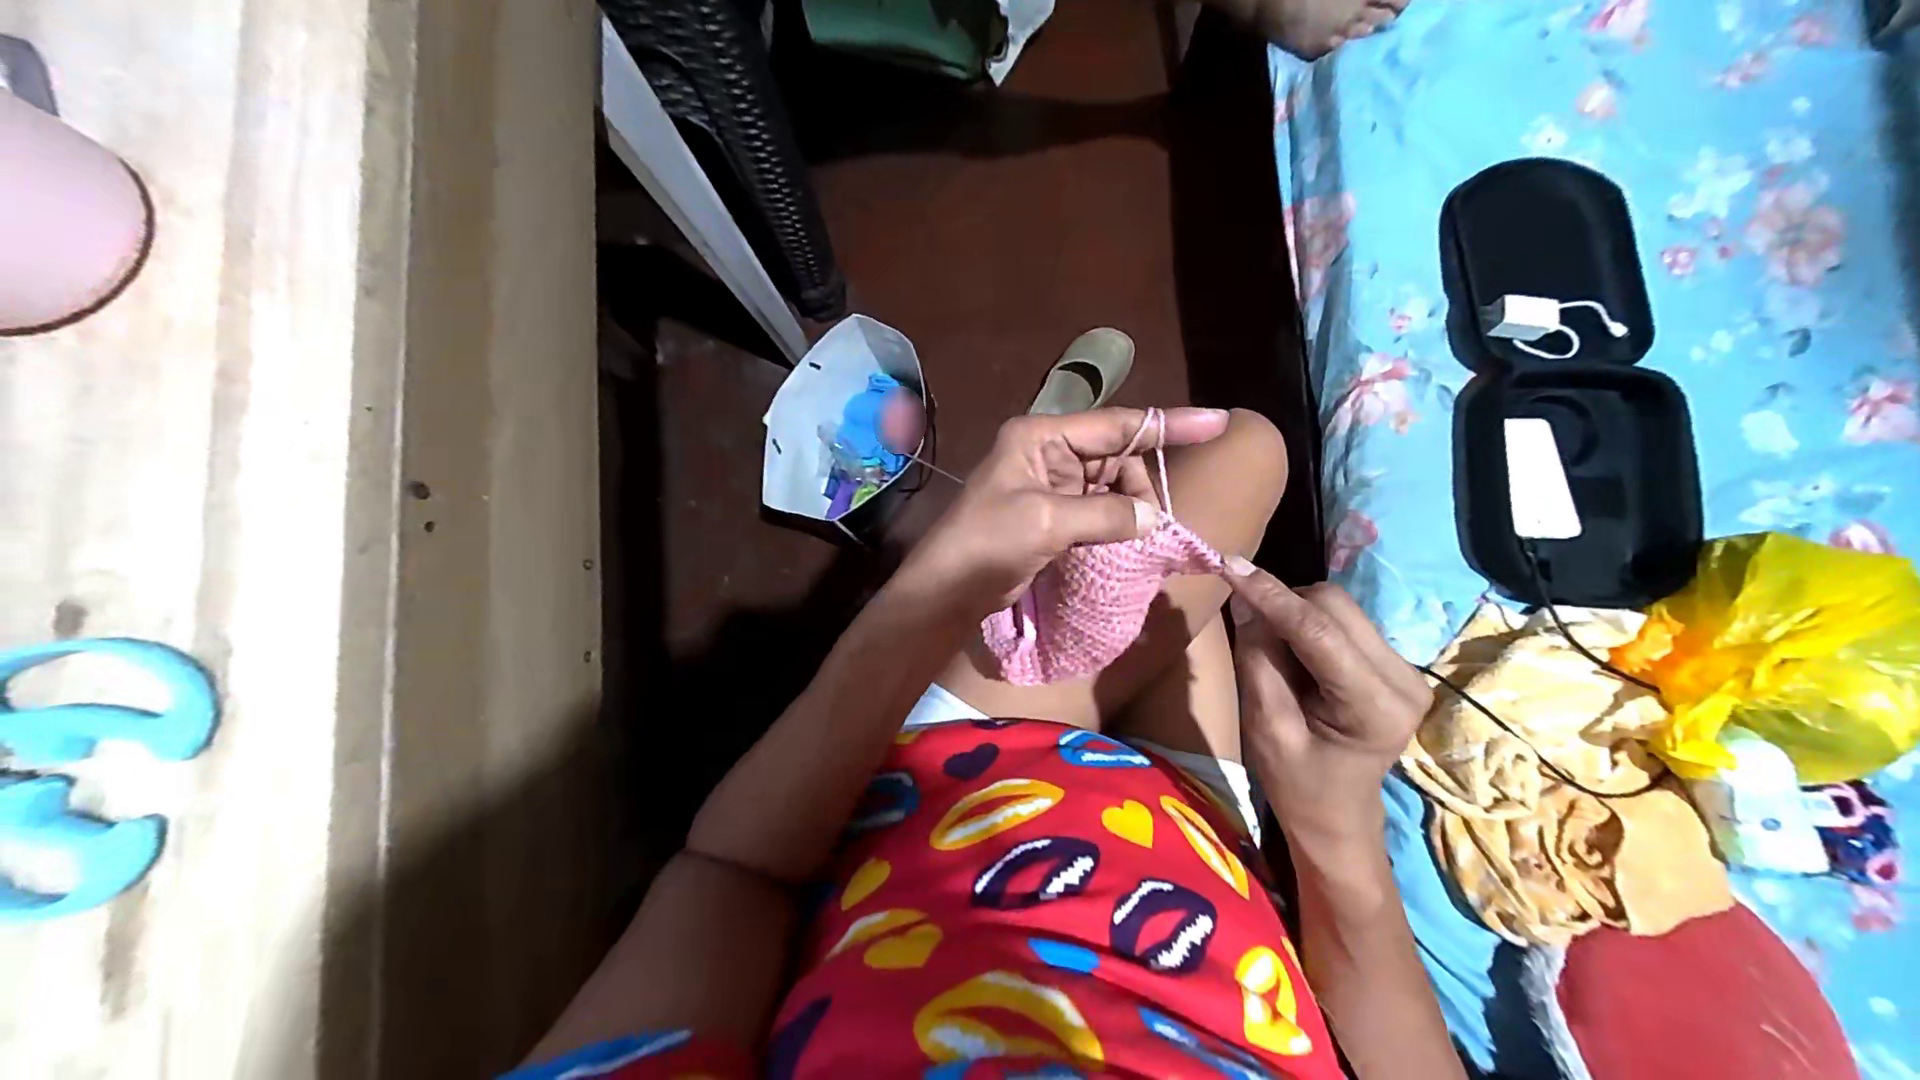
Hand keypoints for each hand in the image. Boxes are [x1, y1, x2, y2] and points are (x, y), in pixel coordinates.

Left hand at [894, 407, 1229, 619]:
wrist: (947, 588)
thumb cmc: (987, 543)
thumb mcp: (1046, 522)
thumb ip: (1105, 514)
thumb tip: (1153, 519)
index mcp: (1041, 437)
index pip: (1117, 424)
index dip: (1168, 423)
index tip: (1219, 421)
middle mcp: (1048, 452)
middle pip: (1117, 455)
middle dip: (1141, 485)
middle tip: (1154, 522)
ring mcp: (1050, 484)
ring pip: (1111, 485)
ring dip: (1130, 509)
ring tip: (1140, 536)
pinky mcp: (1052, 514)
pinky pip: (1098, 510)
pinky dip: (1116, 523)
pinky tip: (1130, 539)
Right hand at [1225, 563, 1430, 849]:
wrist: (1336, 814)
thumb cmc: (1296, 783)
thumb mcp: (1265, 727)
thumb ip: (1257, 660)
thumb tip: (1245, 599)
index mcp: (1376, 706)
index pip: (1318, 632)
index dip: (1271, 595)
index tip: (1229, 565)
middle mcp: (1403, 678)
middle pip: (1333, 606)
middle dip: (1282, 605)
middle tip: (1249, 631)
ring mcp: (1404, 667)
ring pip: (1337, 607)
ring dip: (1293, 613)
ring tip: (1273, 653)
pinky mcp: (1392, 661)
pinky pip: (1341, 619)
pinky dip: (1306, 623)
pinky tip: (1294, 656)